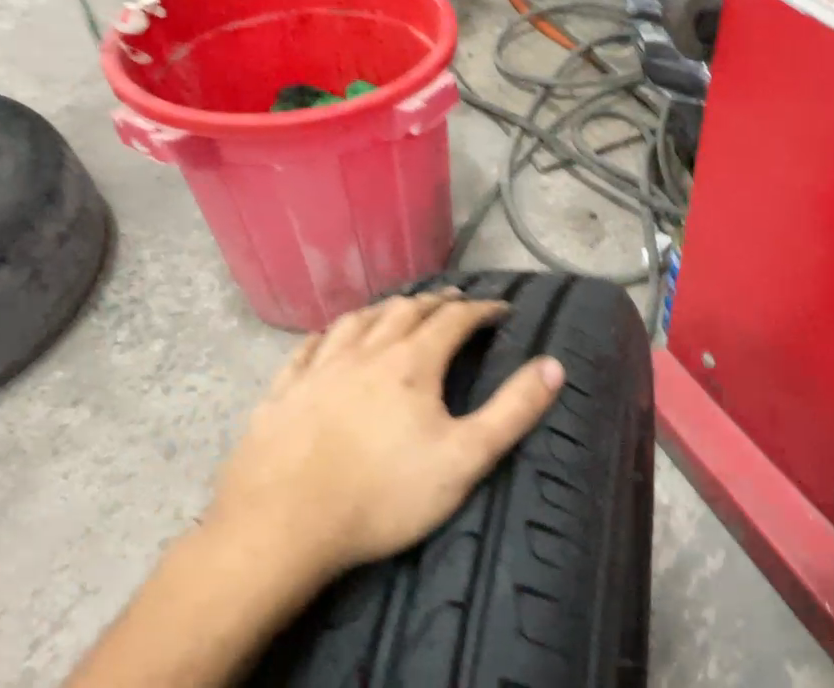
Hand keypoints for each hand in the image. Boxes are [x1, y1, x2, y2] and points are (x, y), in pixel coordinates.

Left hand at [205, 290, 563, 585]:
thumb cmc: (382, 497)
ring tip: (398, 309)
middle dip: (435, 302)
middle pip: (405, 312)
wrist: (279, 531)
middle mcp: (365, 354)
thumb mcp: (464, 459)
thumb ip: (513, 410)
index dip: (481, 310)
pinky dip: (328, 335)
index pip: (454, 320)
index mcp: (412, 364)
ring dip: (385, 309)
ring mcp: (318, 372)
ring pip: (356, 322)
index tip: (501, 309)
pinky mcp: (279, 395)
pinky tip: (329, 338)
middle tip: (454, 301)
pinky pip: (307, 350)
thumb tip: (554, 365)